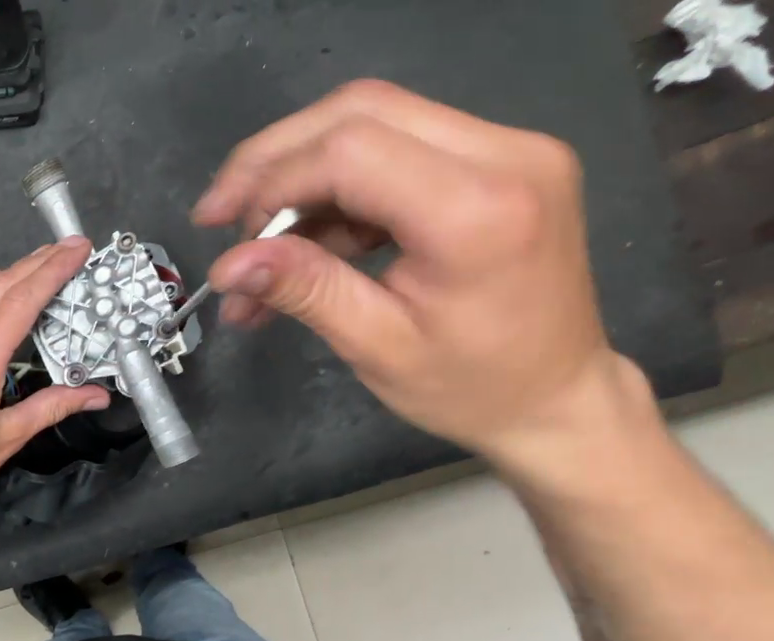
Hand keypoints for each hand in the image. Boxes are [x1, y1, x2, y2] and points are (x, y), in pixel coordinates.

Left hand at [0, 238, 110, 550]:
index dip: (51, 271)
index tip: (77, 249)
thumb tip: (95, 395)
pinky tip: (5, 301)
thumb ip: (52, 407)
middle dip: (34, 264)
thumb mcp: (7, 440)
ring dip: (10, 279)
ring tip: (43, 265)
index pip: (17, 304)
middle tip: (68, 248)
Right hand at [192, 79, 640, 457]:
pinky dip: (332, 195)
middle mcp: (505, 155)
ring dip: (298, 179)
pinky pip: (393, 152)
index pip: (352, 150)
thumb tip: (227, 266)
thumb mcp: (375, 346)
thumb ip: (305, 290)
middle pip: (361, 112)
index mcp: (478, 210)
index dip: (272, 182)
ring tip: (256, 251)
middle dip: (273, 160)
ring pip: (372, 123)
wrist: (554, 394)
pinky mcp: (493, 162)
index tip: (219, 230)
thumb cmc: (468, 386)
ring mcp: (505, 150)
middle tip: (219, 215)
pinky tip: (299, 249)